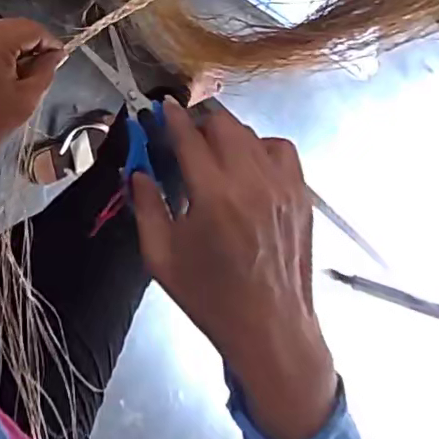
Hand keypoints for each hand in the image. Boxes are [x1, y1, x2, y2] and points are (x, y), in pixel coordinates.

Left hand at [0, 17, 63, 192]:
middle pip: (15, 29)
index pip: (33, 28)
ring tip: (17, 81)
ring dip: (13, 52)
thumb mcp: (25, 99)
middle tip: (39, 76)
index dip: (50, 44)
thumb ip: (46, 70)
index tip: (59, 62)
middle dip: (30, 48)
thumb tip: (55, 54)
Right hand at [132, 100, 336, 438]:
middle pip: (221, 123)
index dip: (172, 116)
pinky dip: (261, 147)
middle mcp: (250, 180)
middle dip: (198, 125)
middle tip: (185, 141)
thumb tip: (137, 169)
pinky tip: (249, 166)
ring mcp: (281, 184)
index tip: (163, 106)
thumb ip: (145, 206)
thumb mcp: (161, 257)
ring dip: (226, 135)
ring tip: (215, 156)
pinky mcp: (301, 193)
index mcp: (213, 195)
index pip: (188, 135)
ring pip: (249, 132)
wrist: (272, 332)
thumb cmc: (211, 297)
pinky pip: (280, 148)